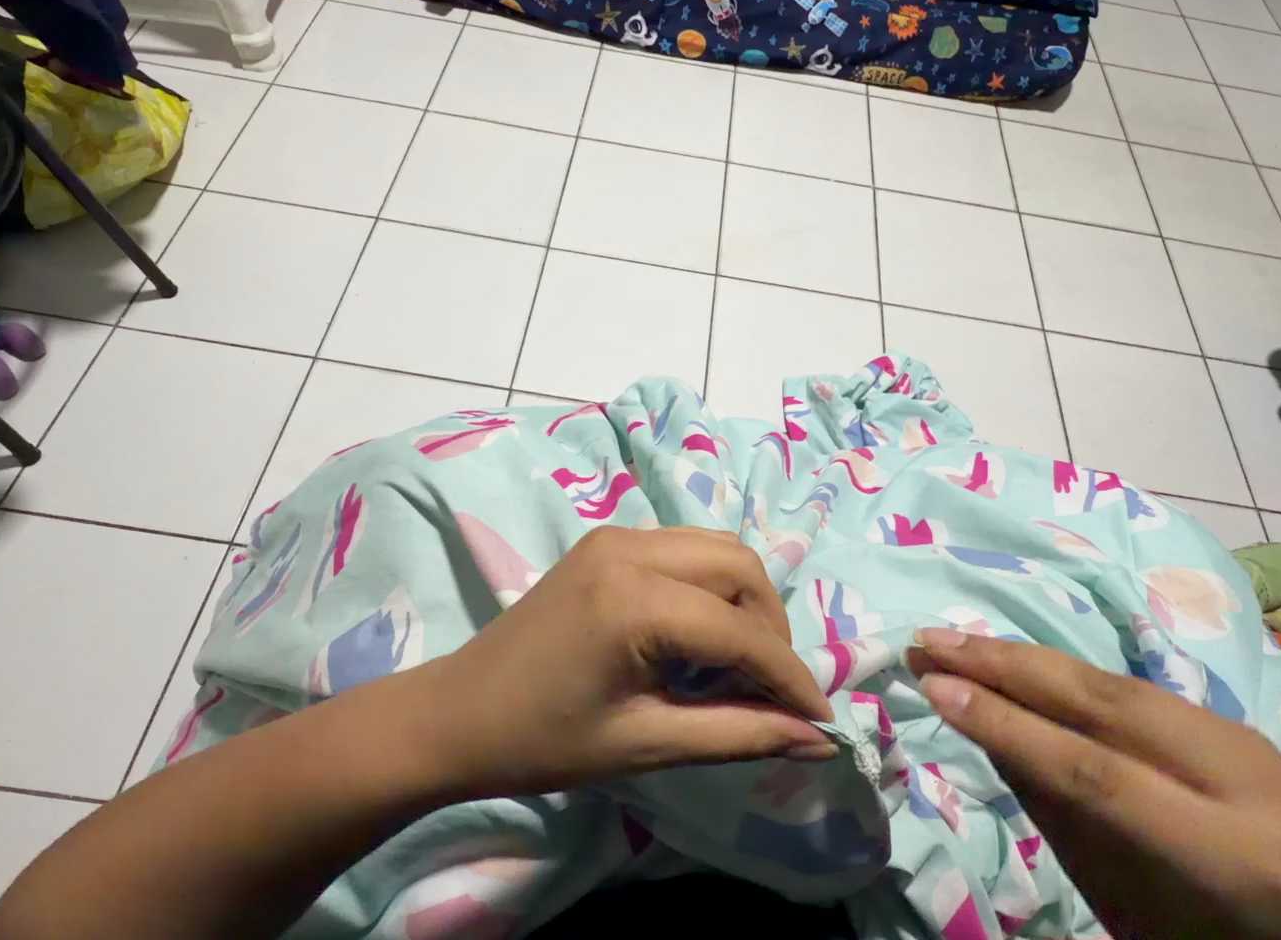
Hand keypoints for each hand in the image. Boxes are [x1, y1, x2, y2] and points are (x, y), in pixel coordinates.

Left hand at [424, 526, 836, 798]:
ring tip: (738, 663)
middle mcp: (629, 548)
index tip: (823, 718)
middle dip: (770, 627)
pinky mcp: (605, 541)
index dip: (790, 676)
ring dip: (744, 599)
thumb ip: (739, 734)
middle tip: (770, 690)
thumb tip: (818, 738)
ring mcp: (615, 536)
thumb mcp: (646, 745)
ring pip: (715, 548)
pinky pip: (684, 548)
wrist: (457, 714)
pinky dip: (710, 585)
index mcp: (633, 600)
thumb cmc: (543, 741)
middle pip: (739, 566)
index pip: (741, 629)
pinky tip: (699, 634)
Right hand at [910, 629, 1280, 939]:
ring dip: (1027, 659)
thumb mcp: (1110, 890)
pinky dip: (1066, 673)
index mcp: (1233, 857)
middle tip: (930, 642)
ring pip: (1120, 685)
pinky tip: (1015, 658)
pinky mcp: (1241, 726)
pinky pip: (1136, 690)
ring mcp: (1257, 747)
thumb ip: (1049, 801)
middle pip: (1110, 706)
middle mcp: (1257, 786)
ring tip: (956, 642)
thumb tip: (974, 714)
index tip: (931, 687)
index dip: (1009, 725)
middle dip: (1007, 667)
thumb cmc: (1183, 934)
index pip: (1099, 773)